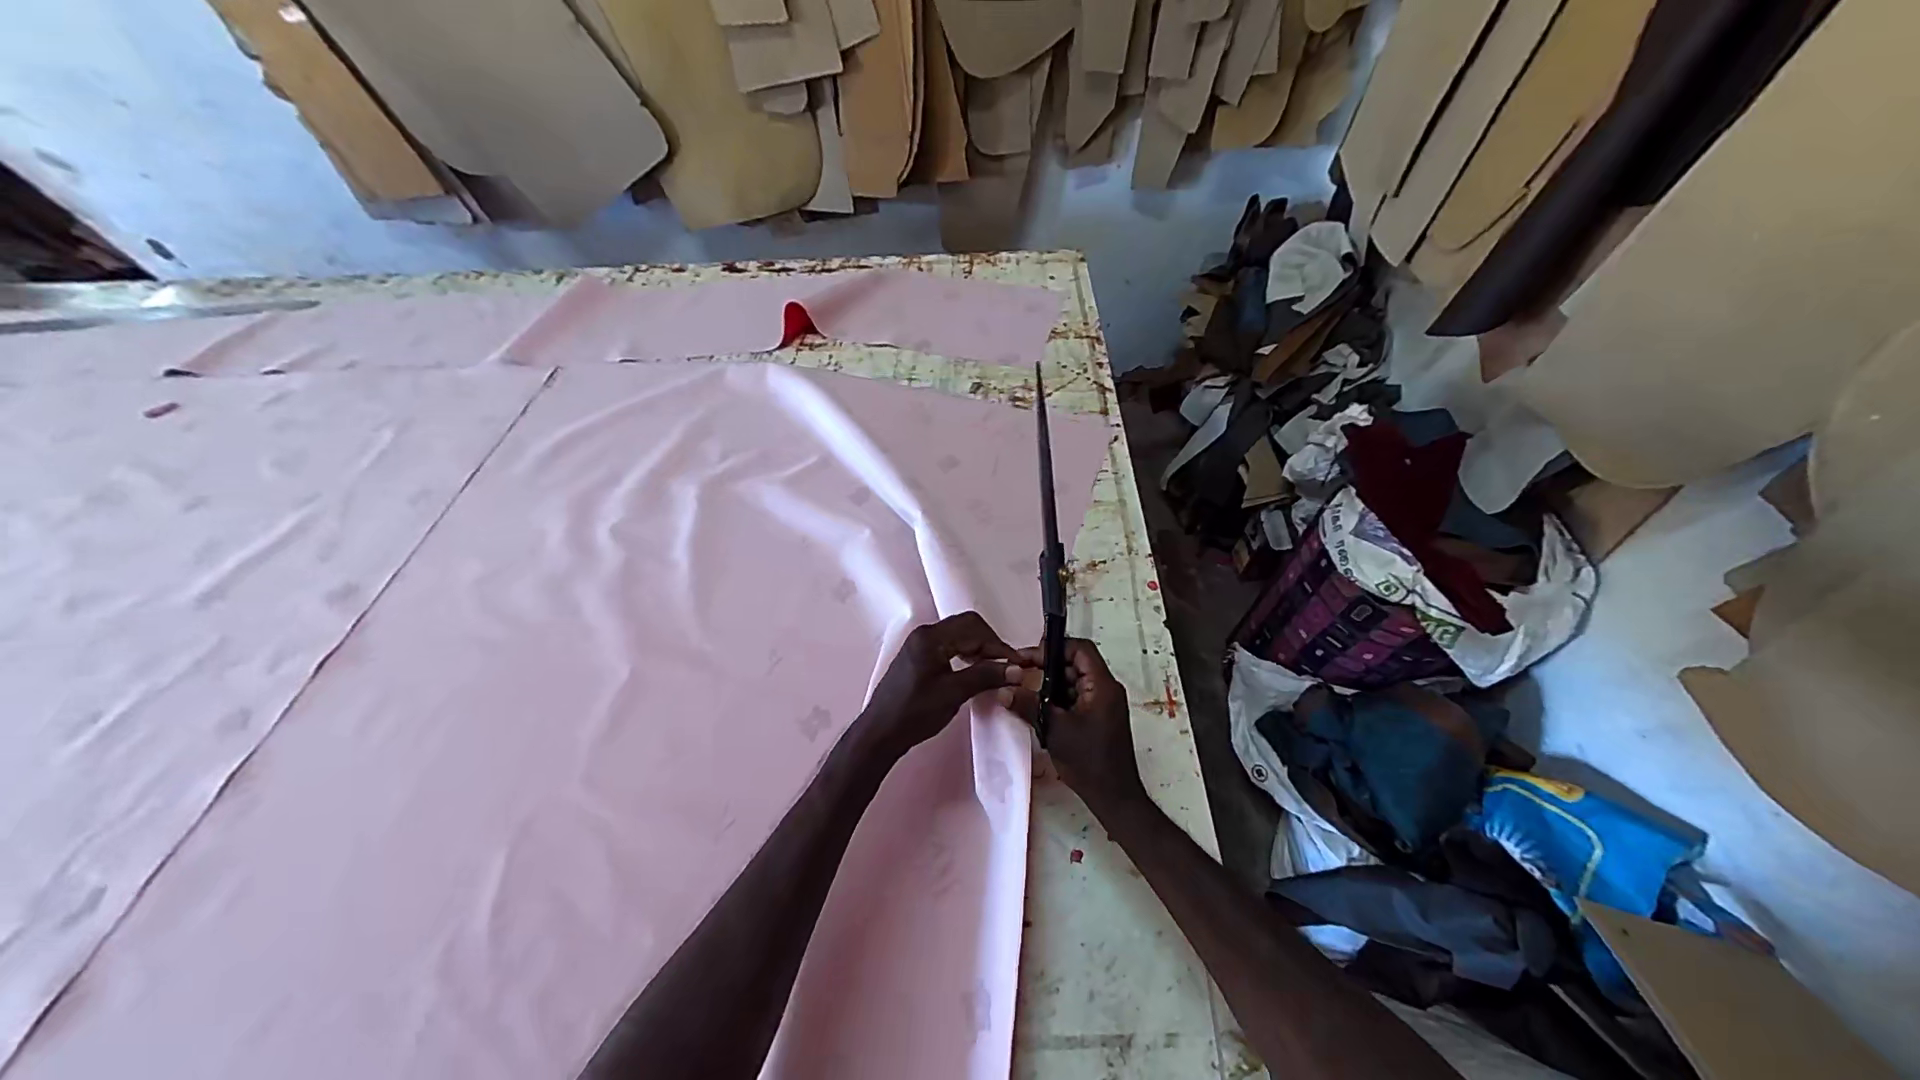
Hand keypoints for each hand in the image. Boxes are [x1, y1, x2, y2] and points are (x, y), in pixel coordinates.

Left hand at [854, 612, 1023, 761]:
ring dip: (979, 648)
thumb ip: (984, 676)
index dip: (997, 644)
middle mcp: (924, 635)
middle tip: (1006, 665)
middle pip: (967, 626)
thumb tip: (1014, 669)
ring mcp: (920, 644)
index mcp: (930, 638)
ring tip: (994, 669)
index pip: (973, 627)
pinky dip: (967, 653)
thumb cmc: (912, 713)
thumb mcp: (953, 693)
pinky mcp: (920, 656)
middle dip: (990, 643)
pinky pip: (950, 644)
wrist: (881, 732)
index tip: (1014, 662)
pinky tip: (974, 670)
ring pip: (959, 635)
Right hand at [1001, 638, 1146, 815]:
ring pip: (1073, 682)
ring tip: (1027, 694)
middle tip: (1022, 675)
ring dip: (1051, 686)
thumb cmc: (1090, 761)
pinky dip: (1058, 700)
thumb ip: (1029, 705)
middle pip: (1075, 664)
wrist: (1113, 796)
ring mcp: (1103, 704)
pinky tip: (1040, 711)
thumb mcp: (1055, 729)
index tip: (1030, 658)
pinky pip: (1076, 697)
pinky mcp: (1098, 717)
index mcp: (1102, 686)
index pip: (1080, 649)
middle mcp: (1106, 690)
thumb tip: (1005, 690)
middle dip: (1047, 668)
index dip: (1054, 648)